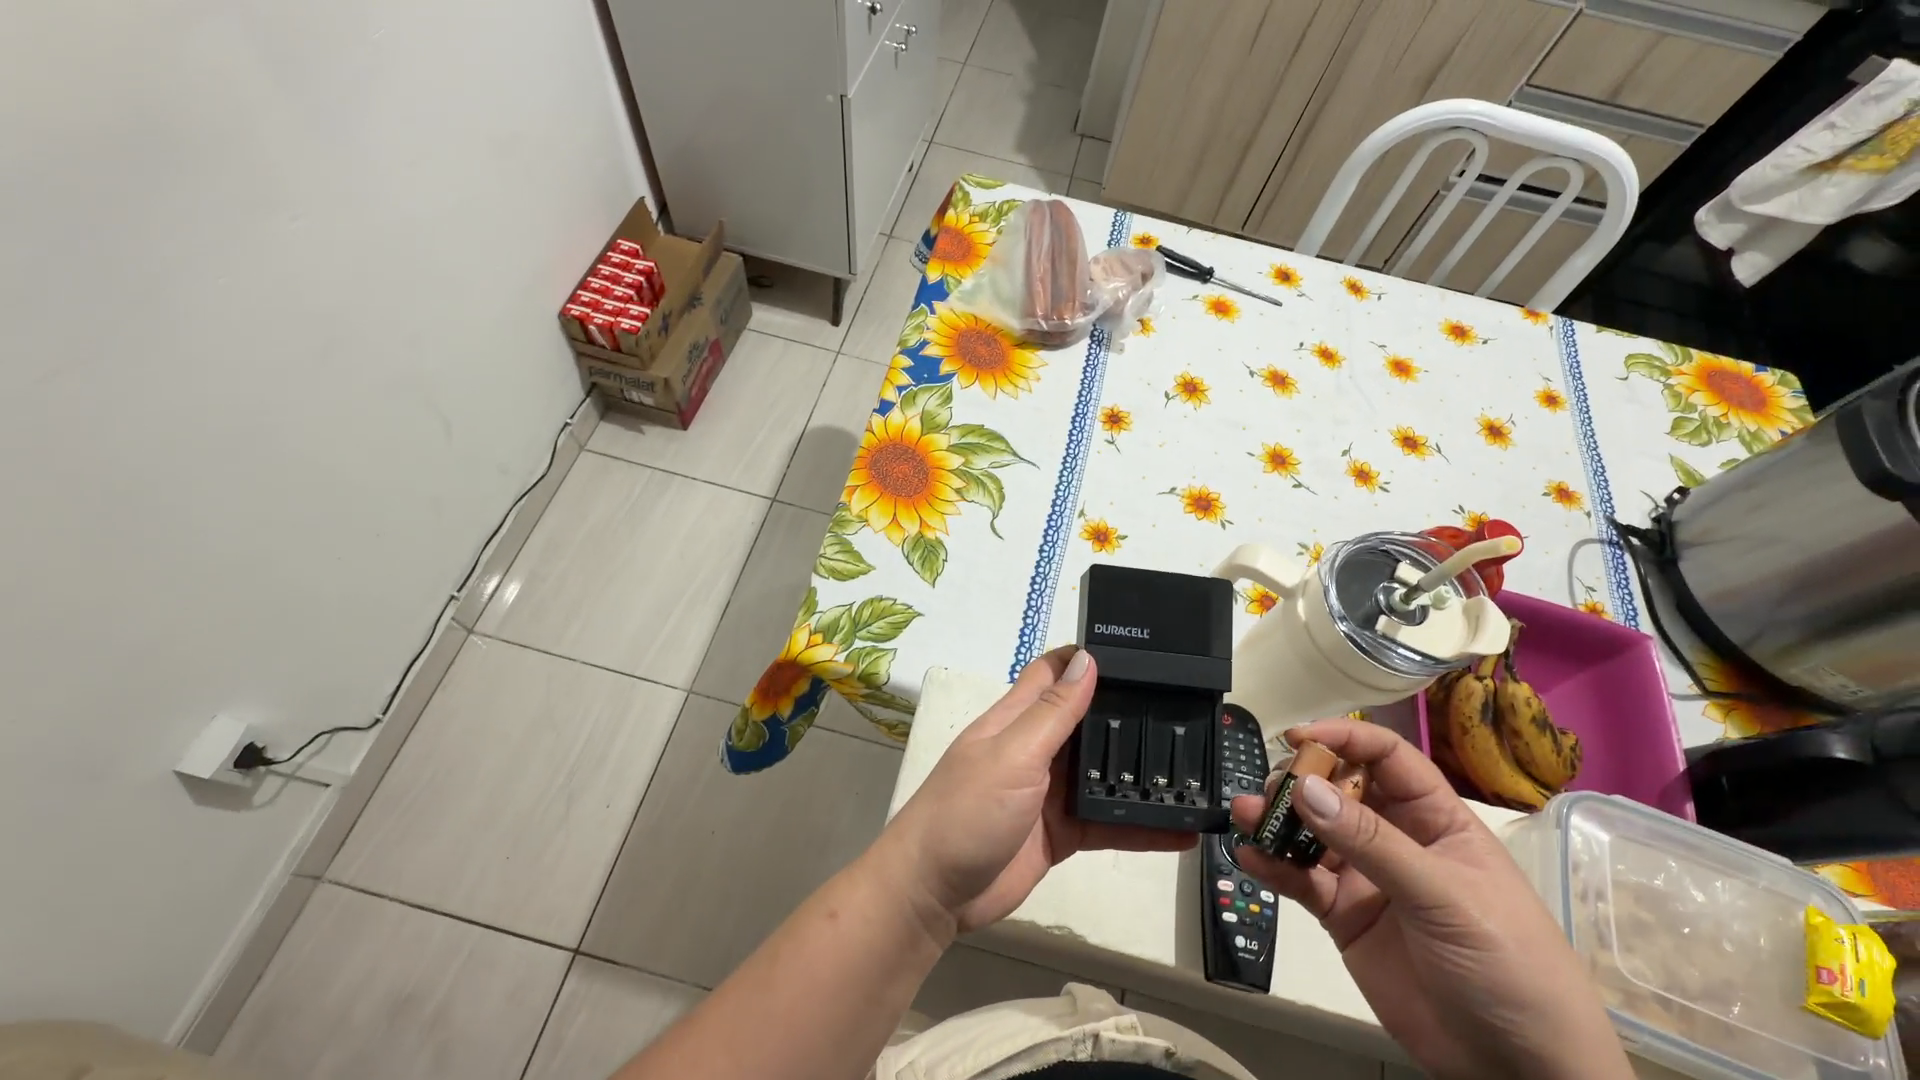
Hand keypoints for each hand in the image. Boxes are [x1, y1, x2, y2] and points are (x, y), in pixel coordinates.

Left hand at [877, 646, 1194, 936]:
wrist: (933, 894)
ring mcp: (1048, 794)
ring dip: (1141, 772)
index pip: (1054, 674)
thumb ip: (1053, 713)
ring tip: (1198, 768)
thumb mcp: (1011, 756)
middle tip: (1190, 708)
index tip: (1142, 653)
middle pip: (1088, 723)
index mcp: (1016, 720)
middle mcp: (1035, 750)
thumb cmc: (965, 812)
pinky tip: (1182, 828)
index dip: (1089, 659)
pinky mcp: (1061, 834)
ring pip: (1103, 774)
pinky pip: (1108, 824)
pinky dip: (1142, 826)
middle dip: (1129, 714)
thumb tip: (1087, 658)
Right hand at [1229, 719, 1630, 1079]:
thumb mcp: (1446, 898)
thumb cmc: (1509, 966)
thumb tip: (1305, 789)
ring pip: (1312, 834)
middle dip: (1300, 782)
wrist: (1518, 1067)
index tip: (1297, 737)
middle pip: (1339, 790)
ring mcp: (1368, 879)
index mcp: (1437, 821)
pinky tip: (1250, 859)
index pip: (1388, 759)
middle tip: (1269, 791)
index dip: (1345, 739)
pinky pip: (1301, 881)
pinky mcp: (1344, 917)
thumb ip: (1372, 844)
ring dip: (1276, 822)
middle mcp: (1397, 840)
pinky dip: (1273, 867)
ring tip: (1245, 817)